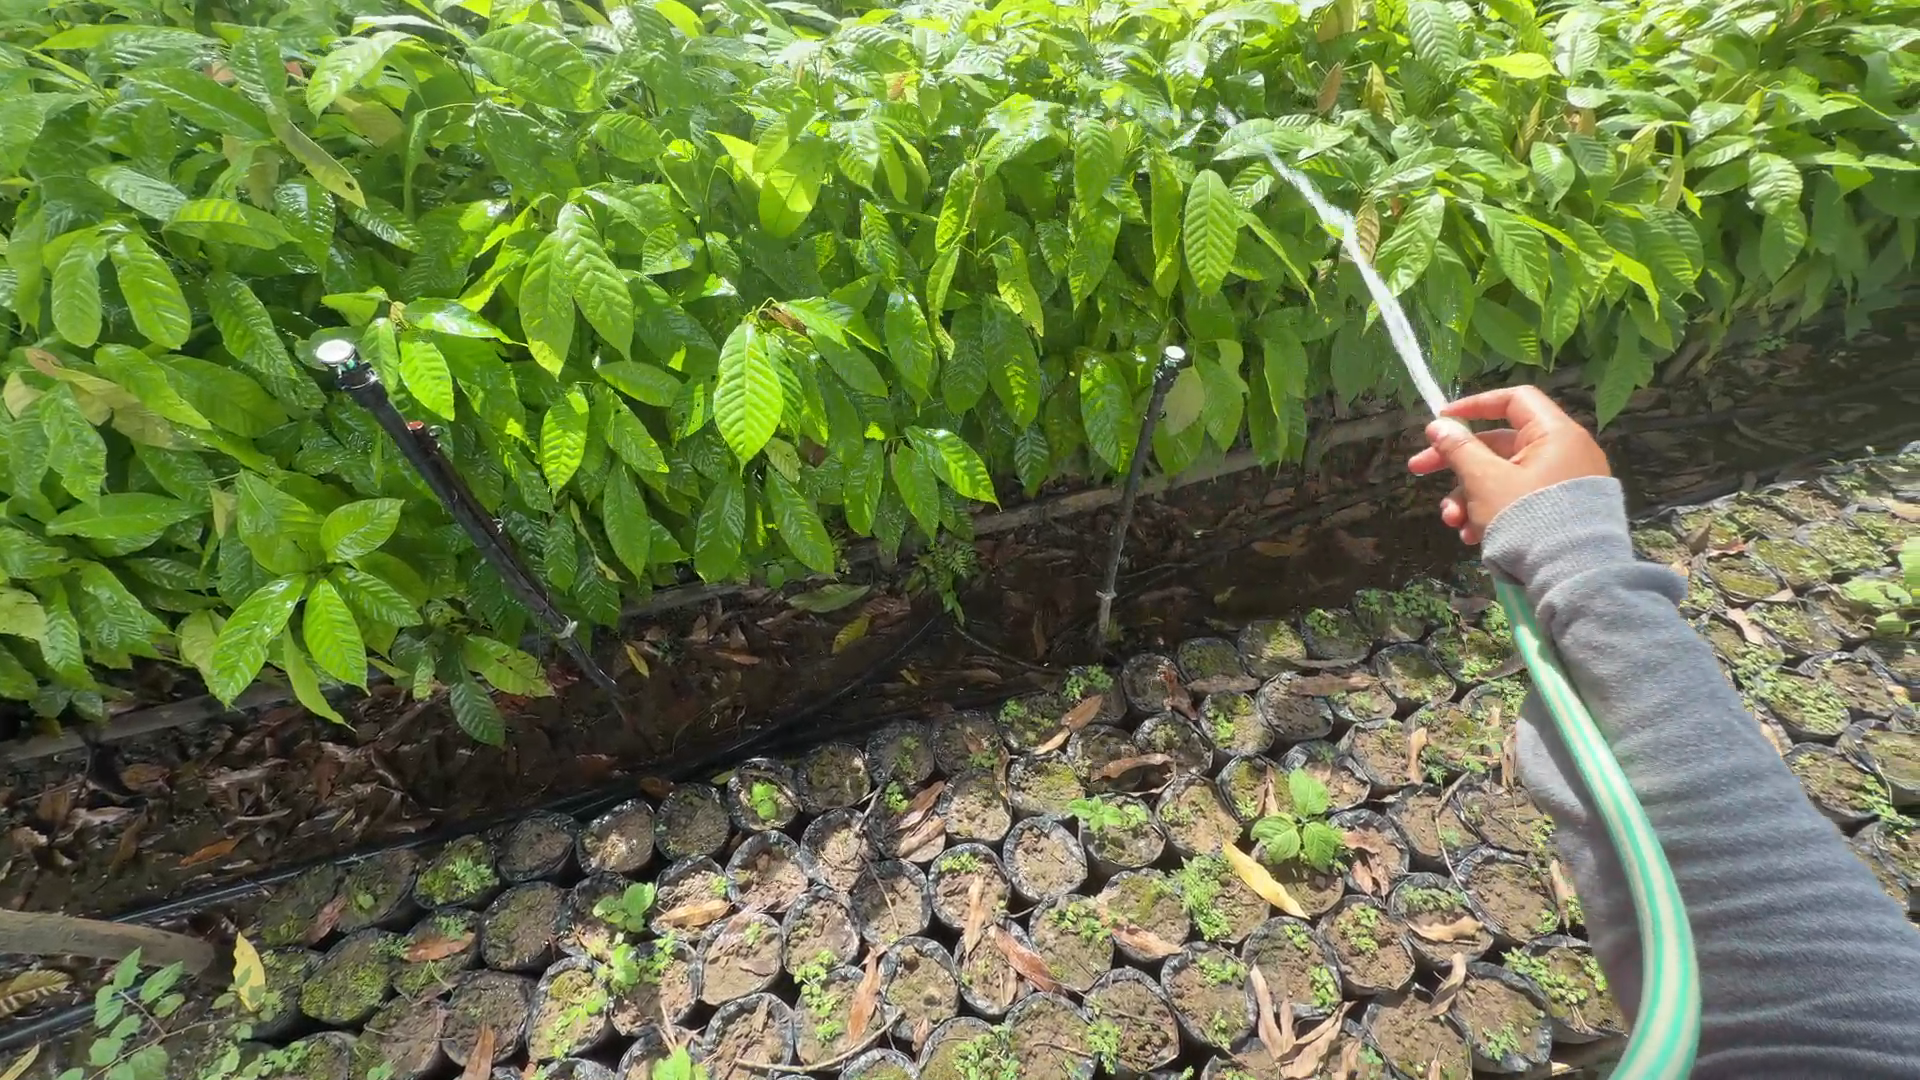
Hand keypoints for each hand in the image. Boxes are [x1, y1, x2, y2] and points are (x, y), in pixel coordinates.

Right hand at [1407, 385, 1610, 544]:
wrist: (1571, 572)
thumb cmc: (1526, 515)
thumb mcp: (1483, 480)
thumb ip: (1459, 449)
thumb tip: (1438, 425)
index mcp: (1554, 435)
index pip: (1513, 400)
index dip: (1474, 405)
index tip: (1440, 420)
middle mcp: (1562, 452)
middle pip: (1497, 444)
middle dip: (1455, 463)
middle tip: (1417, 470)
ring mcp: (1561, 482)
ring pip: (1500, 476)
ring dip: (1467, 496)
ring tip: (1452, 521)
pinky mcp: (1557, 508)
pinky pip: (1515, 498)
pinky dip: (1488, 511)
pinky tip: (1472, 535)